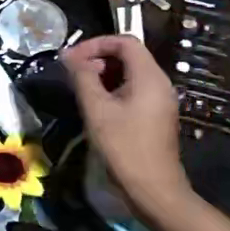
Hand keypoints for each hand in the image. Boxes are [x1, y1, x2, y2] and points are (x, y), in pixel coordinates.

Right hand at [62, 35, 189, 207]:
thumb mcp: (96, 109)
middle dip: (98, 58)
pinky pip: (134, 89)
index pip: (125, 41)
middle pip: (129, 55)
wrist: (153, 189)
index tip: (72, 58)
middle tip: (74, 74)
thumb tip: (69, 55)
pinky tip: (97, 105)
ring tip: (82, 89)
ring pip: (130, 72)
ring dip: (104, 74)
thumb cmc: (124, 147)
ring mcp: (160, 99)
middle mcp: (159, 82)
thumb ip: (82, 77)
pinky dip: (113, 88)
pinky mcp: (156, 114)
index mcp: (149, 76)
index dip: (96, 44)